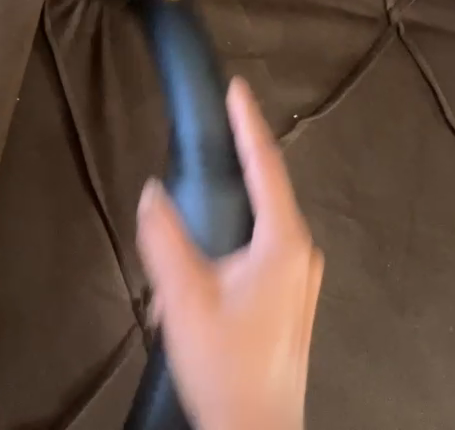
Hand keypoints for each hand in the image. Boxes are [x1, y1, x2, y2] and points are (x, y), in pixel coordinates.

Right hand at [136, 78, 323, 429]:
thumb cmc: (226, 366)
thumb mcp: (184, 296)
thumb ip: (165, 236)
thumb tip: (153, 192)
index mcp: (283, 243)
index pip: (265, 165)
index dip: (248, 123)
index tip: (237, 88)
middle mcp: (301, 253)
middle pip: (269, 187)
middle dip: (242, 155)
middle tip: (222, 121)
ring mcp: (300, 277)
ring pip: (264, 218)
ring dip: (237, 197)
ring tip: (211, 176)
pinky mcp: (290, 296)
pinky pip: (264, 242)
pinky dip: (239, 227)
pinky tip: (212, 243)